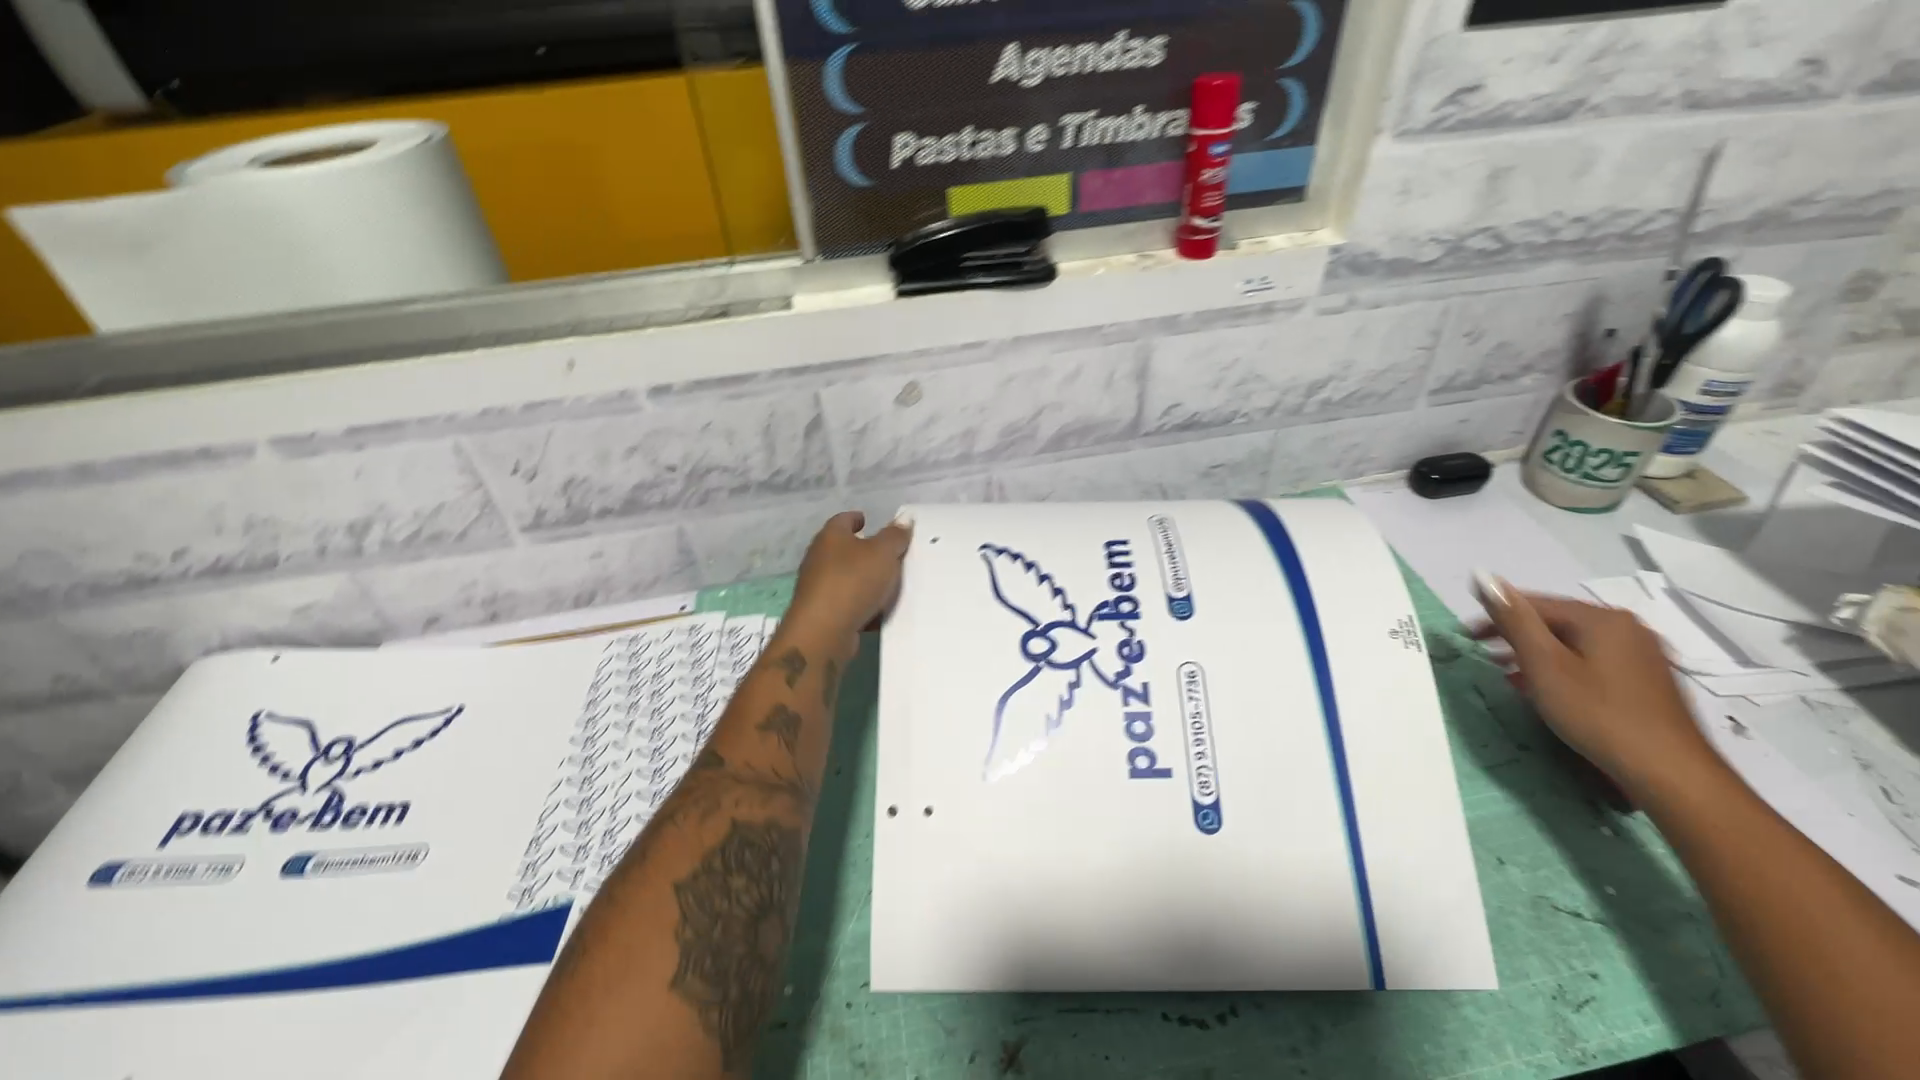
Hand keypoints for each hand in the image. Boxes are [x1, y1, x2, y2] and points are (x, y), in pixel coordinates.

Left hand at [787, 511, 912, 641]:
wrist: (824, 631)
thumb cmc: (853, 582)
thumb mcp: (883, 553)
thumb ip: (895, 536)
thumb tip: (903, 520)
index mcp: (831, 537)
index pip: (842, 520)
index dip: (855, 518)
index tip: (866, 519)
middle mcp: (818, 559)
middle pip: (842, 548)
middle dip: (862, 550)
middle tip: (886, 553)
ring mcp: (817, 587)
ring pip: (844, 577)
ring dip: (862, 579)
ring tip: (887, 583)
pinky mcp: (821, 612)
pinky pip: (846, 603)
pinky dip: (860, 604)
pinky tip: (877, 611)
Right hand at [1472, 575, 1717, 798]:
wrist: (1667, 769)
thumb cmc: (1596, 714)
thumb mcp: (1544, 665)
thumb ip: (1514, 619)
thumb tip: (1484, 577)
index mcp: (1602, 617)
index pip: (1535, 605)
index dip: (1496, 617)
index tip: (1467, 636)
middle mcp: (1627, 626)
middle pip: (1558, 623)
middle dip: (1518, 637)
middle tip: (1486, 657)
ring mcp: (1643, 653)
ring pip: (1577, 644)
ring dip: (1540, 654)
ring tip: (1512, 674)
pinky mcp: (1649, 679)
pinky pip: (1596, 661)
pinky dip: (1567, 668)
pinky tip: (1554, 689)